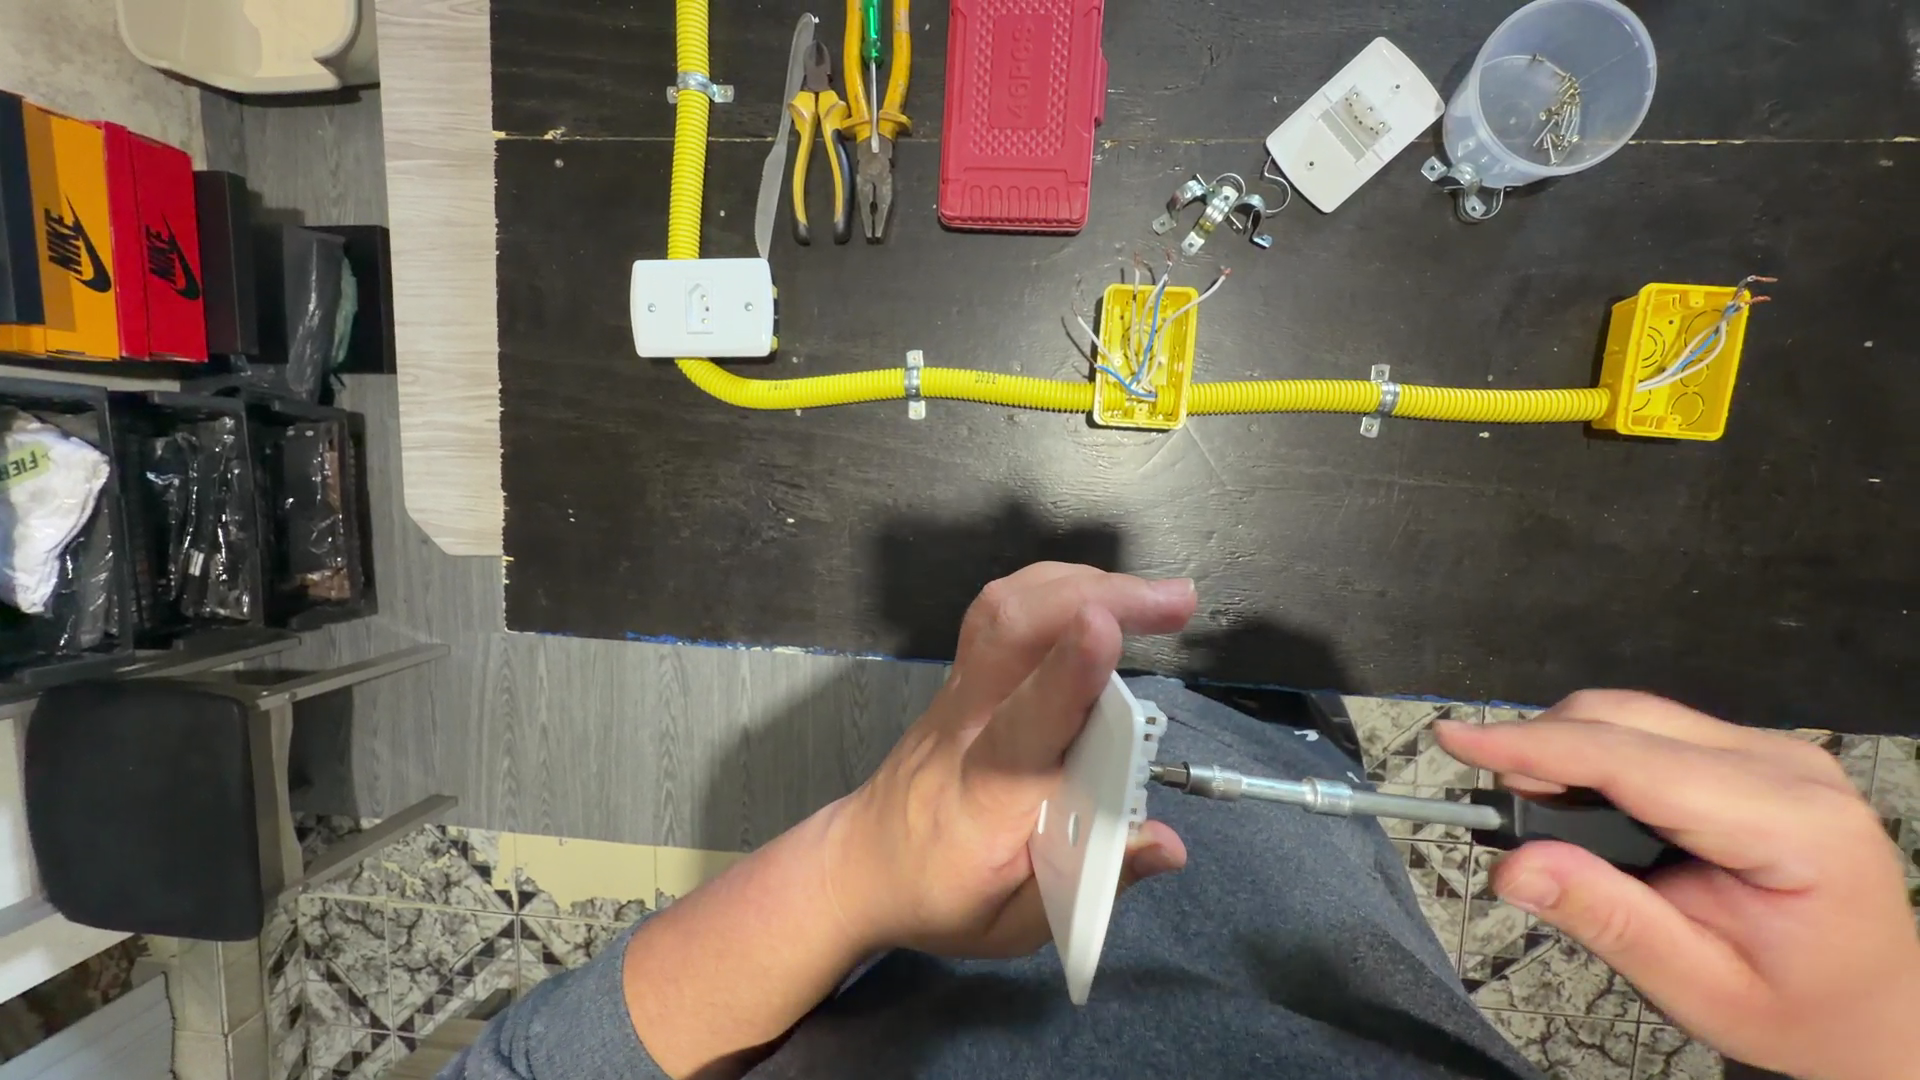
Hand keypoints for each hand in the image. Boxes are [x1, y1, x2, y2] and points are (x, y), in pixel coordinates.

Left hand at [825, 563, 1196, 958]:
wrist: (862, 863)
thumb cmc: (940, 896)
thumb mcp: (1018, 923)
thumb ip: (1096, 885)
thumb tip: (1168, 843)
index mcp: (987, 791)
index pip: (1027, 720)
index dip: (1067, 671)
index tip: (1107, 628)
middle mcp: (969, 721)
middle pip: (1012, 632)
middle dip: (1095, 596)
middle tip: (1175, 600)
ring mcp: (959, 689)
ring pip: (1002, 608)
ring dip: (1076, 583)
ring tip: (1145, 595)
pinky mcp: (960, 675)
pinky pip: (998, 611)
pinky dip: (1050, 588)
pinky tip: (1092, 595)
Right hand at [1436, 691, 1919, 1079]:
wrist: (1882, 1010)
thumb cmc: (1795, 1009)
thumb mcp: (1698, 987)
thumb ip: (1606, 919)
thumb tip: (1510, 867)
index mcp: (1792, 827)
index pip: (1632, 762)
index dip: (1532, 745)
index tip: (1450, 738)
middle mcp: (1784, 766)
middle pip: (1619, 719)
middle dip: (1538, 748)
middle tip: (1505, 809)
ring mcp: (1768, 749)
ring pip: (1621, 712)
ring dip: (1558, 746)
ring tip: (1541, 808)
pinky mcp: (1745, 749)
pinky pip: (1637, 724)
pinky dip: (1585, 748)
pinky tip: (1580, 795)